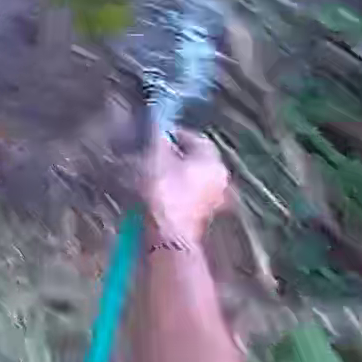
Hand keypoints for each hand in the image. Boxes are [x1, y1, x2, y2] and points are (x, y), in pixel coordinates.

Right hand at [137, 129, 230, 244]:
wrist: (166, 234)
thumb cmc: (163, 190)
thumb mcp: (154, 156)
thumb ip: (156, 138)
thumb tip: (155, 127)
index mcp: (213, 163)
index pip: (193, 137)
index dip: (170, 133)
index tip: (150, 134)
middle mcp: (219, 181)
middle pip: (190, 159)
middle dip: (167, 155)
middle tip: (145, 153)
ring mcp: (210, 202)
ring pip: (185, 178)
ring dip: (166, 173)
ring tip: (141, 173)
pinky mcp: (197, 217)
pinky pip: (181, 195)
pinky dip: (167, 190)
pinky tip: (148, 192)